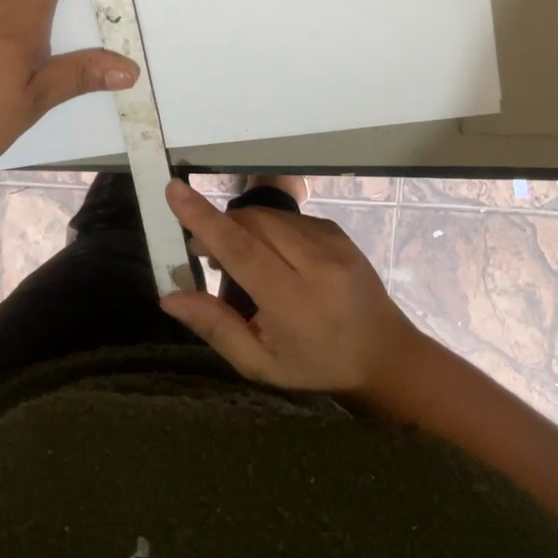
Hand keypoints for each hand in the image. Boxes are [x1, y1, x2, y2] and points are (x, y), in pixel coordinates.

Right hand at [158, 179, 426, 394]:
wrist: (388, 357)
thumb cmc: (316, 367)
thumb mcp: (260, 364)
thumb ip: (216, 327)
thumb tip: (169, 298)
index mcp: (295, 302)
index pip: (241, 249)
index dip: (204, 219)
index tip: (175, 190)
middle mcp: (318, 265)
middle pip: (252, 223)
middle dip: (218, 226)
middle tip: (201, 252)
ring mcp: (334, 245)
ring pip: (269, 216)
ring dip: (241, 226)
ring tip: (232, 256)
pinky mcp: (340, 233)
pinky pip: (288, 218)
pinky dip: (265, 227)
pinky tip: (264, 252)